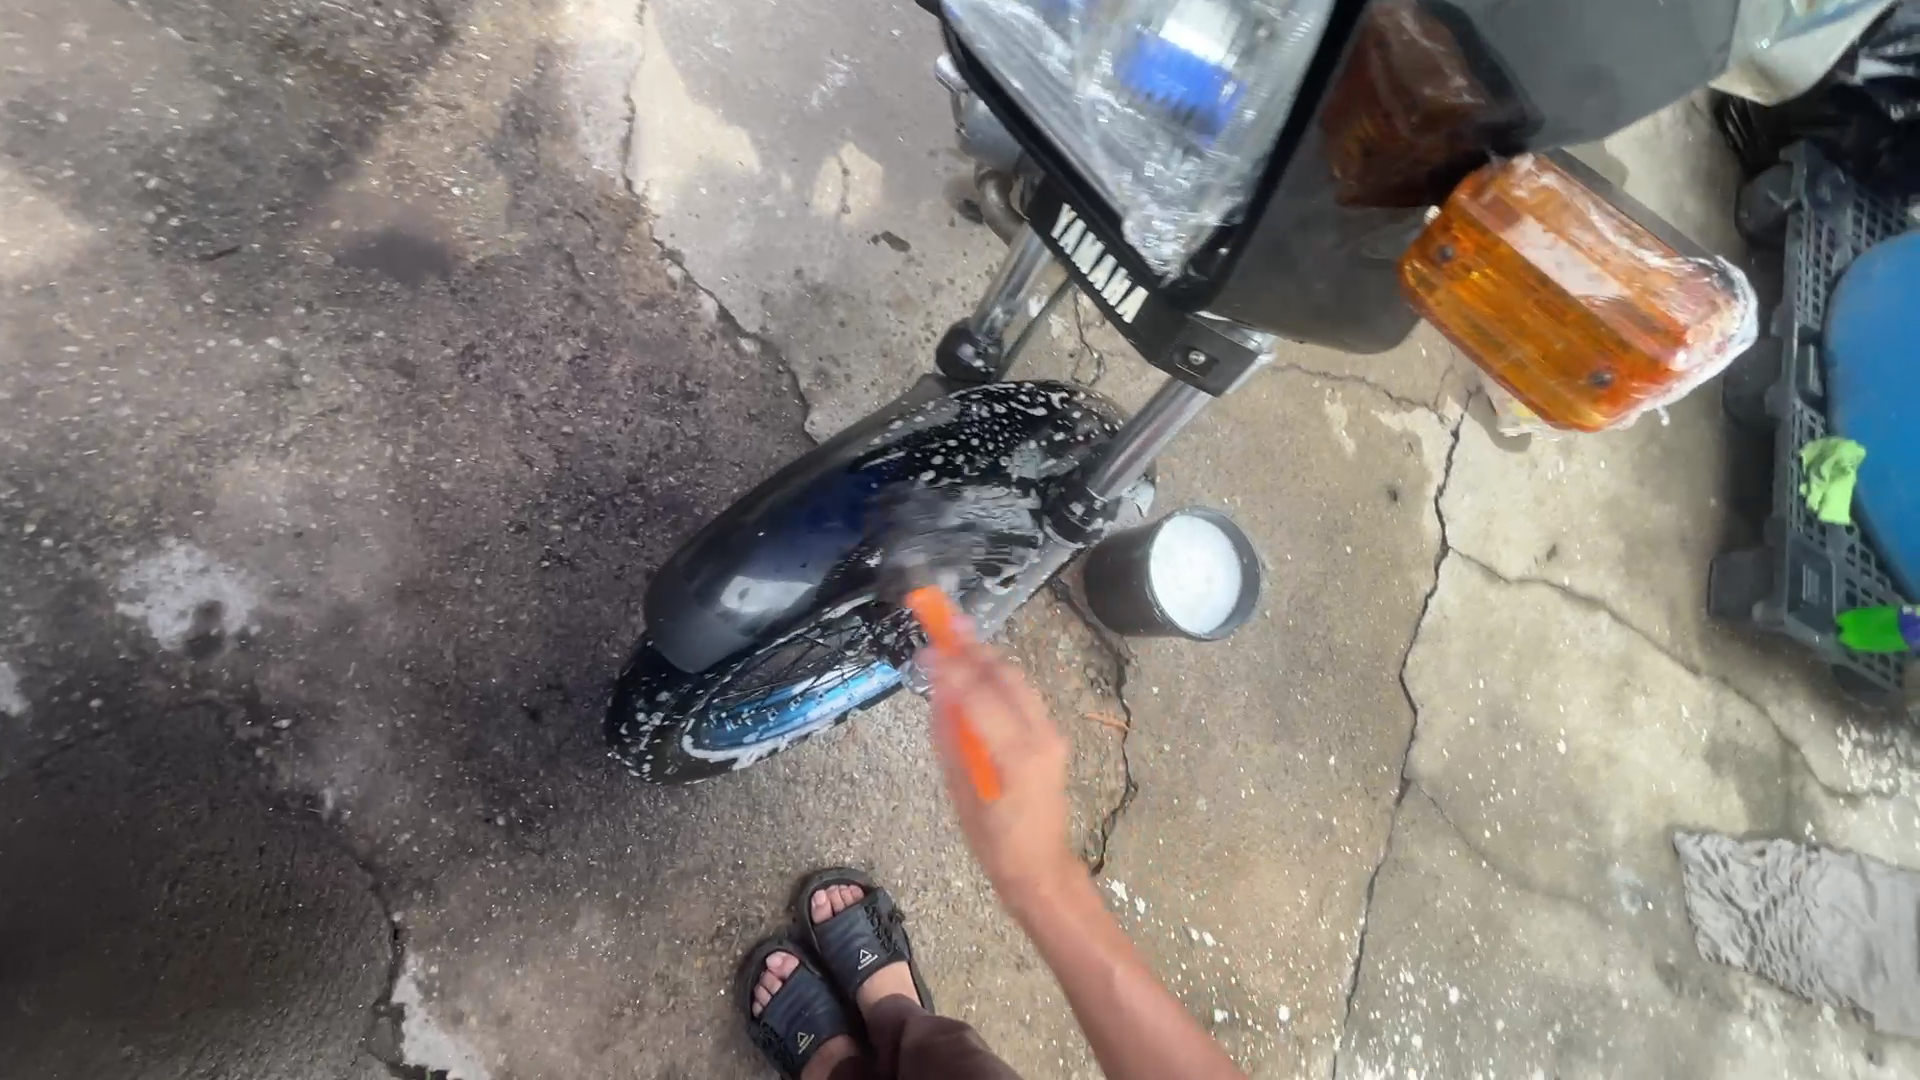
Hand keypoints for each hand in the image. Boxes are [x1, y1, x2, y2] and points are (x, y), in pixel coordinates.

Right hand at [924, 642, 1081, 912]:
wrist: (1041, 867)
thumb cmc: (994, 842)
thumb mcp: (960, 792)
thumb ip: (950, 737)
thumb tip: (937, 692)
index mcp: (1015, 754)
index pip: (979, 695)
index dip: (951, 666)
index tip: (927, 645)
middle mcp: (1041, 735)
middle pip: (1005, 675)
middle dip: (974, 648)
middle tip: (945, 623)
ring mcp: (1052, 733)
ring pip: (1017, 680)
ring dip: (986, 658)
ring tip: (957, 639)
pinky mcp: (1053, 736)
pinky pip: (1024, 695)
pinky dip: (999, 678)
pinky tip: (977, 673)